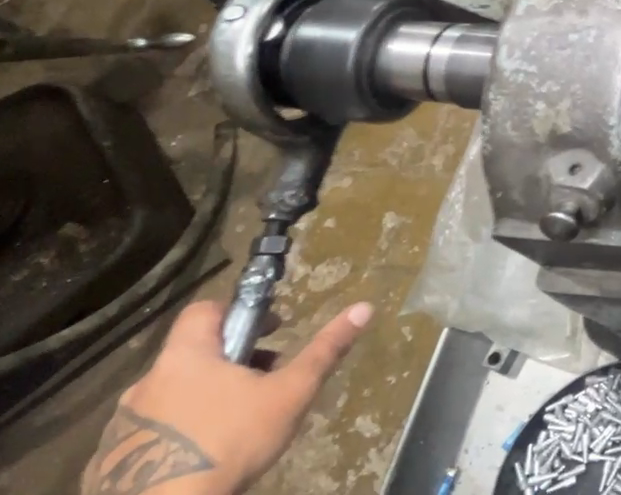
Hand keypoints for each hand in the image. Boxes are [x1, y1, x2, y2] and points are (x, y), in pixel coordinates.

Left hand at [82, 300, 372, 494]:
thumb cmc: (231, 441)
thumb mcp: (291, 393)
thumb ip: (324, 350)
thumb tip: (363, 307)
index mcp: (185, 358)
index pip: (204, 310)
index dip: (237, 311)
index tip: (268, 330)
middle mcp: (146, 383)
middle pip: (193, 354)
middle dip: (232, 360)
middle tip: (265, 379)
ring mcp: (123, 424)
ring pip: (172, 393)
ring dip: (205, 395)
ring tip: (238, 419)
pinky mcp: (110, 461)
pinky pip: (150, 431)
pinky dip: (178, 430)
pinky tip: (203, 451)